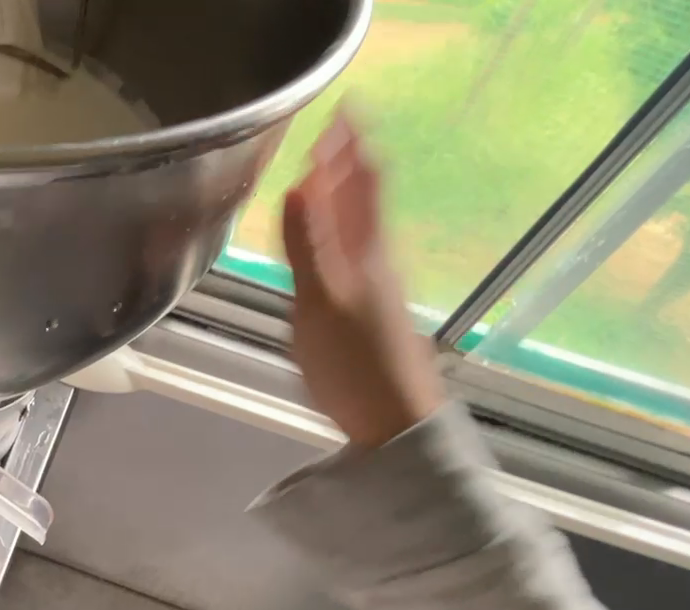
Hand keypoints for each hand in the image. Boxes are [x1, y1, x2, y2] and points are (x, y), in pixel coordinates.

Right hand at [279, 110, 444, 449]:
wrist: (390, 417)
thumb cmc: (353, 363)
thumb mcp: (321, 303)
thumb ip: (308, 246)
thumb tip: (299, 184)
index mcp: (364, 251)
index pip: (360, 184)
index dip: (347, 149)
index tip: (338, 112)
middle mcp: (374, 259)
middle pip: (364, 200)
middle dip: (348, 164)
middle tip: (333, 133)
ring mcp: (374, 285)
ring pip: (362, 225)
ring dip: (345, 195)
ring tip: (332, 174)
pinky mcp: (367, 310)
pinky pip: (355, 252)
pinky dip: (343, 231)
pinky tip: (337, 241)